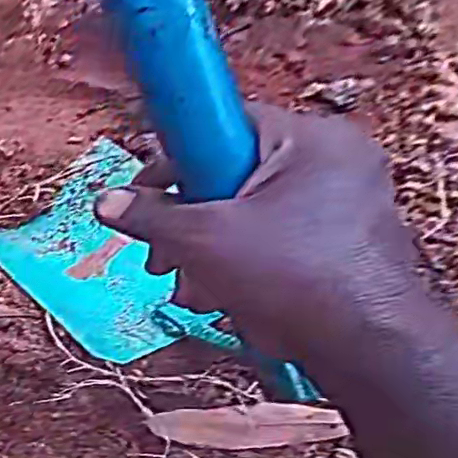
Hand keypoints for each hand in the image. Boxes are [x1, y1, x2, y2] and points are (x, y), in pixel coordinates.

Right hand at [94, 103, 433, 362]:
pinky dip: (223, 264)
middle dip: (180, 221)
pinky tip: (216, 291)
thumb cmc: (285, 270)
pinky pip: (252, 239)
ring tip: (191, 280)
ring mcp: (328, 201)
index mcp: (310, 141)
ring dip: (194, 252)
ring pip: (231, 215)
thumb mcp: (199, 237)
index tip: (140, 194)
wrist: (352, 334)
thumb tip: (105, 200)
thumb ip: (147, 215)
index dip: (174, 158)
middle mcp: (326, 161)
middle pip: (223, 176)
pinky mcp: (320, 239)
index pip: (226, 124)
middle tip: (160, 253)